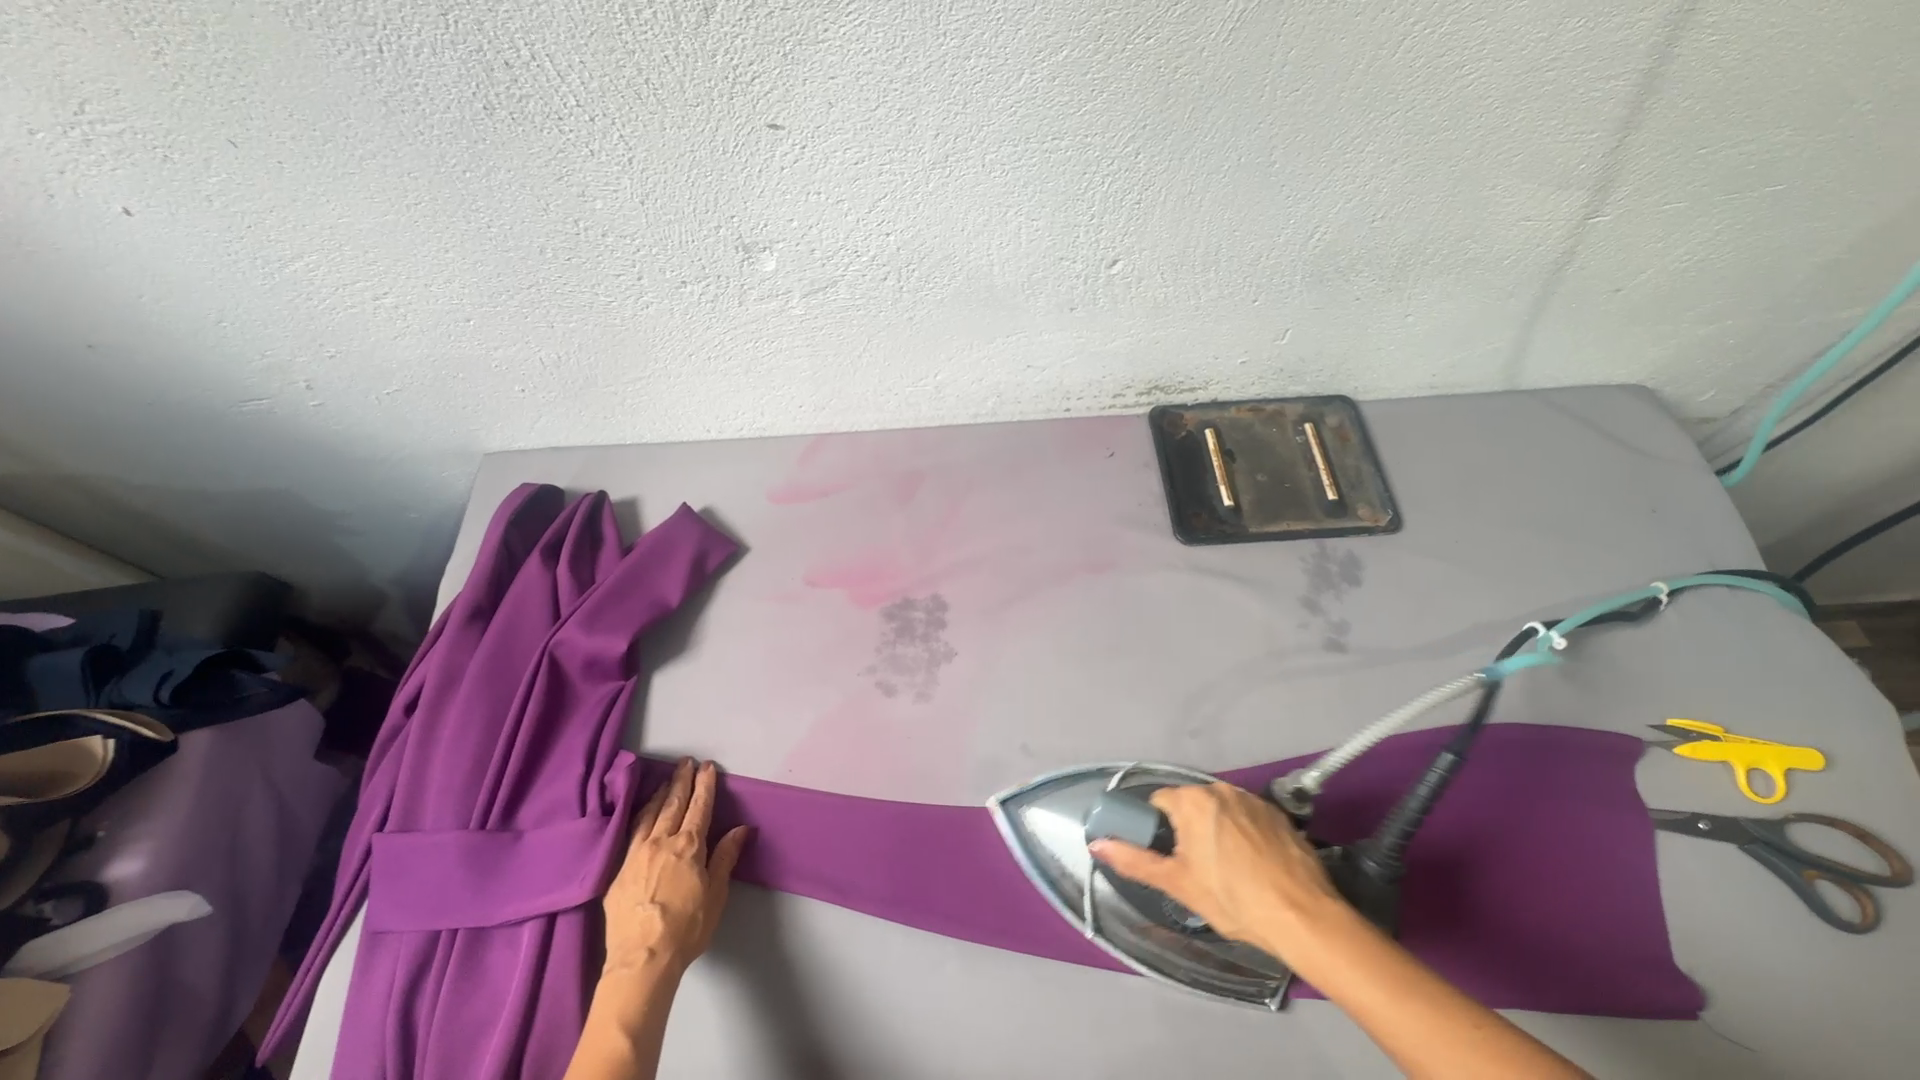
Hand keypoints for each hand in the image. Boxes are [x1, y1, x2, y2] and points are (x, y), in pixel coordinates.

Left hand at [601, 758, 750, 979]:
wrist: (642, 957)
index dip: (705, 785)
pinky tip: (641, 812)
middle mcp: (661, 842)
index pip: (699, 807)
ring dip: (660, 794)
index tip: (707, 767)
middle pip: (673, 804)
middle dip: (682, 781)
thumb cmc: (687, 927)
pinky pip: (631, 832)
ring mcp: (636, 854)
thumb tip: (742, 828)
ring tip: (666, 780)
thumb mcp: (716, 893)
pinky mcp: (618, 870)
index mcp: (689, 846)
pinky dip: (640, 815)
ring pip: (649, 814)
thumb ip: (726, 857)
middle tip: (686, 762)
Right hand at [1089, 782, 1343, 958]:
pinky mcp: (1280, 815)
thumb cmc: (1233, 899)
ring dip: (1216, 830)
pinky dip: (1243, 835)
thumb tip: (1097, 844)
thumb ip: (1134, 860)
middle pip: (1190, 805)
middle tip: (1195, 868)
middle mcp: (1222, 790)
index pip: (1158, 802)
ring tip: (1226, 869)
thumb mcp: (1178, 884)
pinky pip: (1248, 818)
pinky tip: (1252, 865)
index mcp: (1193, 800)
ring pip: (1220, 811)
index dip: (1156, 828)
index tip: (1166, 856)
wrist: (1303, 916)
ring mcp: (1254, 800)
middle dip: (1187, 830)